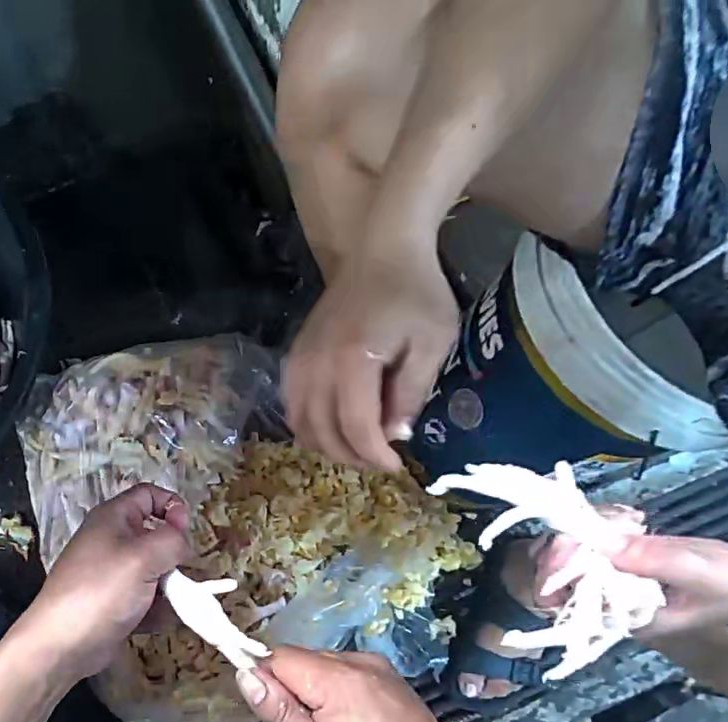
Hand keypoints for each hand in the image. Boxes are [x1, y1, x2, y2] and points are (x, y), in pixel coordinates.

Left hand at [24, 484, 192, 678]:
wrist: (63, 644)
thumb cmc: (102, 590)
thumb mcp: (144, 556)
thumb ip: (173, 540)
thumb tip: (183, 544)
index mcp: (114, 519)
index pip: (148, 494)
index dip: (172, 506)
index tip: (184, 531)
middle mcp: (112, 542)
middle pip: (156, 536)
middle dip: (173, 556)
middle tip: (178, 573)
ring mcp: (113, 574)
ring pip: (157, 571)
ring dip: (169, 588)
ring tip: (168, 604)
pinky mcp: (116, 602)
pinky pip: (148, 598)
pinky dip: (156, 610)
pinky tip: (153, 621)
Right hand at [233, 647, 521, 721]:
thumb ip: (283, 716)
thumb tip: (247, 675)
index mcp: (342, 680)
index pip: (280, 657)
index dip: (262, 681)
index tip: (263, 718)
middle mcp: (364, 664)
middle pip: (303, 660)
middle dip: (289, 692)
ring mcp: (384, 672)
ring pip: (325, 669)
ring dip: (312, 697)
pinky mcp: (395, 685)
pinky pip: (349, 678)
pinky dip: (336, 698)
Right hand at [283, 244, 458, 470]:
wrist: (384, 248)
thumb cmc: (417, 293)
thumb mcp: (433, 343)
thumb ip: (412, 393)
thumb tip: (394, 435)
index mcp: (353, 359)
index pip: (355, 427)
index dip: (376, 455)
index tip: (397, 467)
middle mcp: (317, 363)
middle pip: (324, 432)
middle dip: (354, 456)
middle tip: (381, 460)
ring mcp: (300, 359)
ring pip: (302, 424)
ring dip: (330, 446)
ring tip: (360, 448)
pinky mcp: (295, 355)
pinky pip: (293, 406)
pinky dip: (312, 427)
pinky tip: (335, 428)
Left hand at [531, 534, 727, 637]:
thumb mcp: (702, 572)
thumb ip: (655, 560)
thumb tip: (606, 544)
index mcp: (624, 618)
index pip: (569, 597)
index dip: (560, 567)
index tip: (569, 537)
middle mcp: (613, 605)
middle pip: (565, 572)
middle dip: (576, 541)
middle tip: (605, 520)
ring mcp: (618, 584)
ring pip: (580, 553)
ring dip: (592, 529)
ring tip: (628, 519)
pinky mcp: (627, 564)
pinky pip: (600, 542)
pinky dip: (607, 525)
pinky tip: (632, 518)